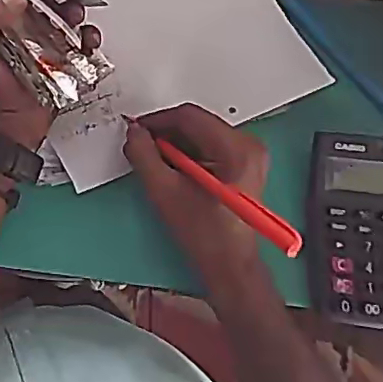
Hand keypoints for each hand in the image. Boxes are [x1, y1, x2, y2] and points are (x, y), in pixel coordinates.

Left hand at [0, 0, 96, 151]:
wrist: (14, 127)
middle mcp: (22, 29)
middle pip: (45, 1)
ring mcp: (44, 44)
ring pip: (65, 19)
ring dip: (75, 14)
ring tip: (77, 19)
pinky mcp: (63, 61)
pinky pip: (80, 43)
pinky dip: (88, 39)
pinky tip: (87, 41)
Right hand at [124, 104, 269, 269]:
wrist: (229, 265)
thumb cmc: (204, 233)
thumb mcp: (165, 191)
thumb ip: (144, 156)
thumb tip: (134, 132)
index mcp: (236, 148)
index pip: (189, 116)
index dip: (156, 120)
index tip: (135, 130)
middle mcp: (248, 144)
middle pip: (196, 123)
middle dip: (165, 133)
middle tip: (142, 148)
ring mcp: (248, 154)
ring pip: (200, 134)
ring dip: (174, 144)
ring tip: (157, 163)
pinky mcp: (243, 163)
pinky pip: (208, 146)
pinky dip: (187, 153)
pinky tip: (173, 170)